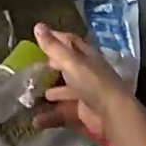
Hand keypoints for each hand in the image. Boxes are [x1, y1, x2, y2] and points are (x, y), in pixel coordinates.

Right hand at [31, 22, 137, 143]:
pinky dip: (51, 116)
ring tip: (32, 94)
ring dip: (51, 91)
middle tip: (33, 66)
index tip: (40, 35)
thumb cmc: (92, 82)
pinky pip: (64, 111)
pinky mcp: (83, 111)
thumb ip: (54, 47)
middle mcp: (87, 72)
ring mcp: (86, 93)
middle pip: (68, 66)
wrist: (112, 114)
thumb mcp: (71, 62)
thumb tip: (37, 25)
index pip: (70, 42)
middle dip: (52, 65)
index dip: (56, 38)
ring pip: (64, 90)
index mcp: (87, 56)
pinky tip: (36, 120)